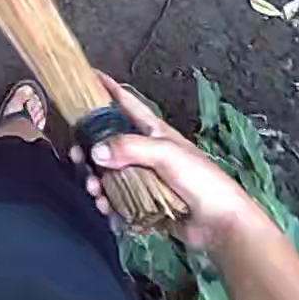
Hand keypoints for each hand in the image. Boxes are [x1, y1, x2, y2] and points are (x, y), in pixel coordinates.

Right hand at [70, 72, 268, 250]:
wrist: (221, 223)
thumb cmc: (199, 179)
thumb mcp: (165, 154)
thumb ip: (129, 148)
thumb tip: (95, 151)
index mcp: (153, 131)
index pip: (126, 102)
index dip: (108, 87)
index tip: (88, 75)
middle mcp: (145, 150)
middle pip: (108, 142)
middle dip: (89, 148)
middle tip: (76, 156)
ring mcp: (144, 177)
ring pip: (109, 173)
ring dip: (97, 181)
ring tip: (95, 191)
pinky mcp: (144, 203)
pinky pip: (118, 200)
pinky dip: (108, 205)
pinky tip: (107, 210)